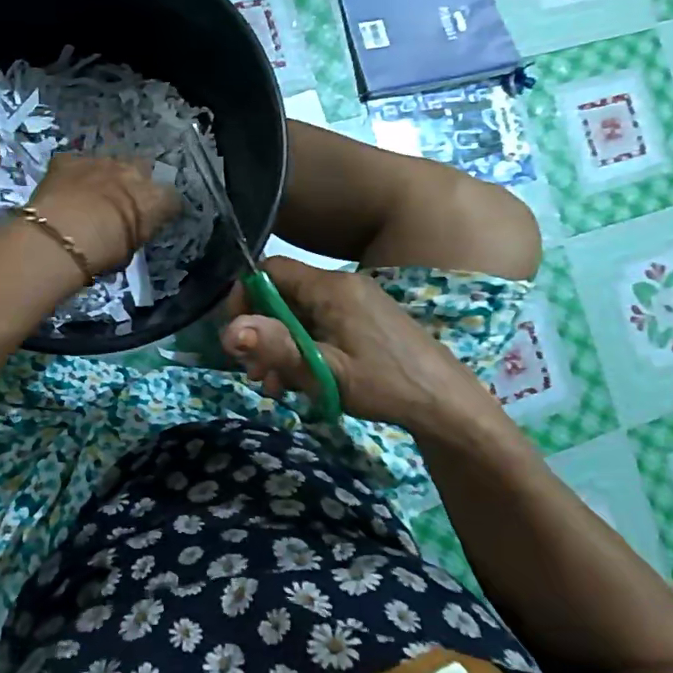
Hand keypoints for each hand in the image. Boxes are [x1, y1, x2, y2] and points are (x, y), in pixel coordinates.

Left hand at [27, 154, 180, 275]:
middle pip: (141, 171)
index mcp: (155, 198)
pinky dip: (72, 175)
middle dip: (133, 185)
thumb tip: (130, 229)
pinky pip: (75, 164)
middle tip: (120, 205)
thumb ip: (136, 232)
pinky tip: (63, 190)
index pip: (171, 199)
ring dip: (103, 177)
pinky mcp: (69, 159)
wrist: (63, 235)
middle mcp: (133, 172)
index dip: (162, 209)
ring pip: (108, 164)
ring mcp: (101, 161)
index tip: (153, 220)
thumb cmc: (104, 252)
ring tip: (89, 197)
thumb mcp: (130, 250)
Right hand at [220, 257, 499, 433]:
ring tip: (276, 386)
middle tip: (256, 372)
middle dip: (262, 331)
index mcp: (332, 287)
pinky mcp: (364, 320)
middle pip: (282, 294)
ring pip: (299, 314)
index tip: (238, 335)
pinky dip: (304, 349)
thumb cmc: (385, 384)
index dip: (245, 296)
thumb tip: (228, 330)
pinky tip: (302, 381)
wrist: (445, 403)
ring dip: (281, 346)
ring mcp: (355, 302)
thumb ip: (278, 347)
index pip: (270, 269)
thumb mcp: (326, 370)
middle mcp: (342, 285)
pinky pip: (320, 325)